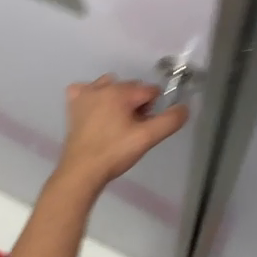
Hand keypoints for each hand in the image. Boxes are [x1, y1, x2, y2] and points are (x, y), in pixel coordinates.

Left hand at [55, 75, 187, 188]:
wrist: (82, 169)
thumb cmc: (116, 153)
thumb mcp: (147, 138)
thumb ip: (169, 121)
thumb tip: (184, 108)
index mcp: (120, 92)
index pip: (149, 90)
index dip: (153, 107)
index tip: (146, 125)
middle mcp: (101, 87)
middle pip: (130, 88)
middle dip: (136, 103)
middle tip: (133, 128)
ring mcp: (84, 94)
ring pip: (109, 86)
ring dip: (117, 98)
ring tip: (116, 123)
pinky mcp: (72, 104)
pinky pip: (86, 91)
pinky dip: (93, 97)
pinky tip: (95, 112)